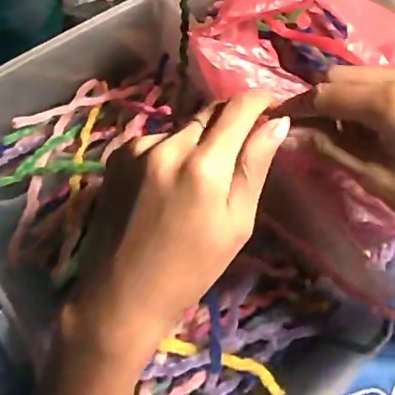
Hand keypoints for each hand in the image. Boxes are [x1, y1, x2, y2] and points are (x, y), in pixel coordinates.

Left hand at [62, 91, 288, 364]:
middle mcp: (168, 145)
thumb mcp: (236, 224)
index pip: (238, 108)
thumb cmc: (192, 269)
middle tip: (241, 146)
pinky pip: (157, 139)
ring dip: (199, 138)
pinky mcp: (117, 154)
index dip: (259, 99)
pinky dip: (171, 150)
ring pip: (183, 126)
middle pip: (210, 113)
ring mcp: (138, 147)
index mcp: (203, 165)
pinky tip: (168, 183)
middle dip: (231, 121)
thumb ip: (254, 166)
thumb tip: (277, 122)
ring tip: (200, 177)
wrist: (120, 295)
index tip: (272, 105)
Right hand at [298, 67, 394, 268]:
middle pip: (340, 77)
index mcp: (393, 98)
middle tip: (299, 133)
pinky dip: (361, 99)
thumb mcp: (379, 179)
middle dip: (316, 101)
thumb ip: (330, 149)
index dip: (296, 108)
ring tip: (329, 135)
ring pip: (358, 76)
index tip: (272, 121)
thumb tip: (287, 134)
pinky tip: (359, 127)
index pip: (327, 94)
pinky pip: (380, 81)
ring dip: (338, 99)